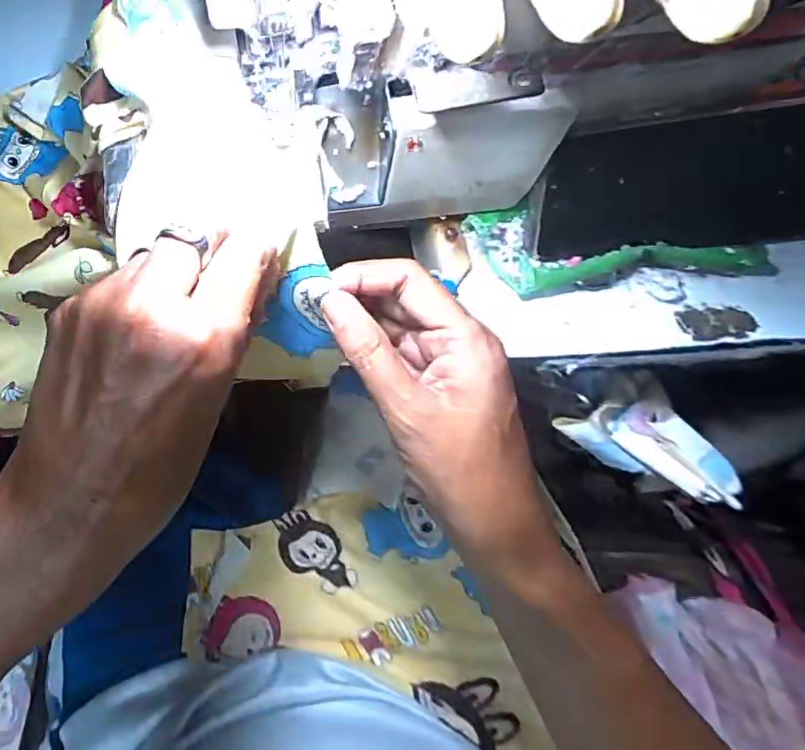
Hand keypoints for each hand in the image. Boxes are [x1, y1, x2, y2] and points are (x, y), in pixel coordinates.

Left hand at [0, 229, 278, 619]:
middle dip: (202, 257)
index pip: (243, 252)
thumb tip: (249, 285)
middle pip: (188, 238)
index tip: (253, 257)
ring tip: (157, 315)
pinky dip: (127, 297)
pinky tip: (121, 335)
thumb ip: (230, 334)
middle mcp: (150, 304)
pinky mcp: (67, 307)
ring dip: (162, 275)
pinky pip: (113, 282)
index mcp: (202, 336)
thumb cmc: (157, 474)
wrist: (67, 501)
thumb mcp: (213, 404)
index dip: (252, 252)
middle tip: (201, 286)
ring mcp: (101, 301)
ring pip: (146, 257)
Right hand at [317, 260, 559, 580]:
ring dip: (358, 318)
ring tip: (315, 320)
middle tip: (309, 304)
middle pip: (402, 296)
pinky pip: (398, 348)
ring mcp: (447, 359)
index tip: (320, 290)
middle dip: (356, 295)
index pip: (409, 279)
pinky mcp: (436, 379)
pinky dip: (368, 343)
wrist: (496, 529)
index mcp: (464, 336)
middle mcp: (459, 338)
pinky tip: (339, 344)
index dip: (362, 276)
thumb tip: (329, 300)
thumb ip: (365, 349)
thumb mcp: (404, 407)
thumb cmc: (457, 470)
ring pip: (397, 321)